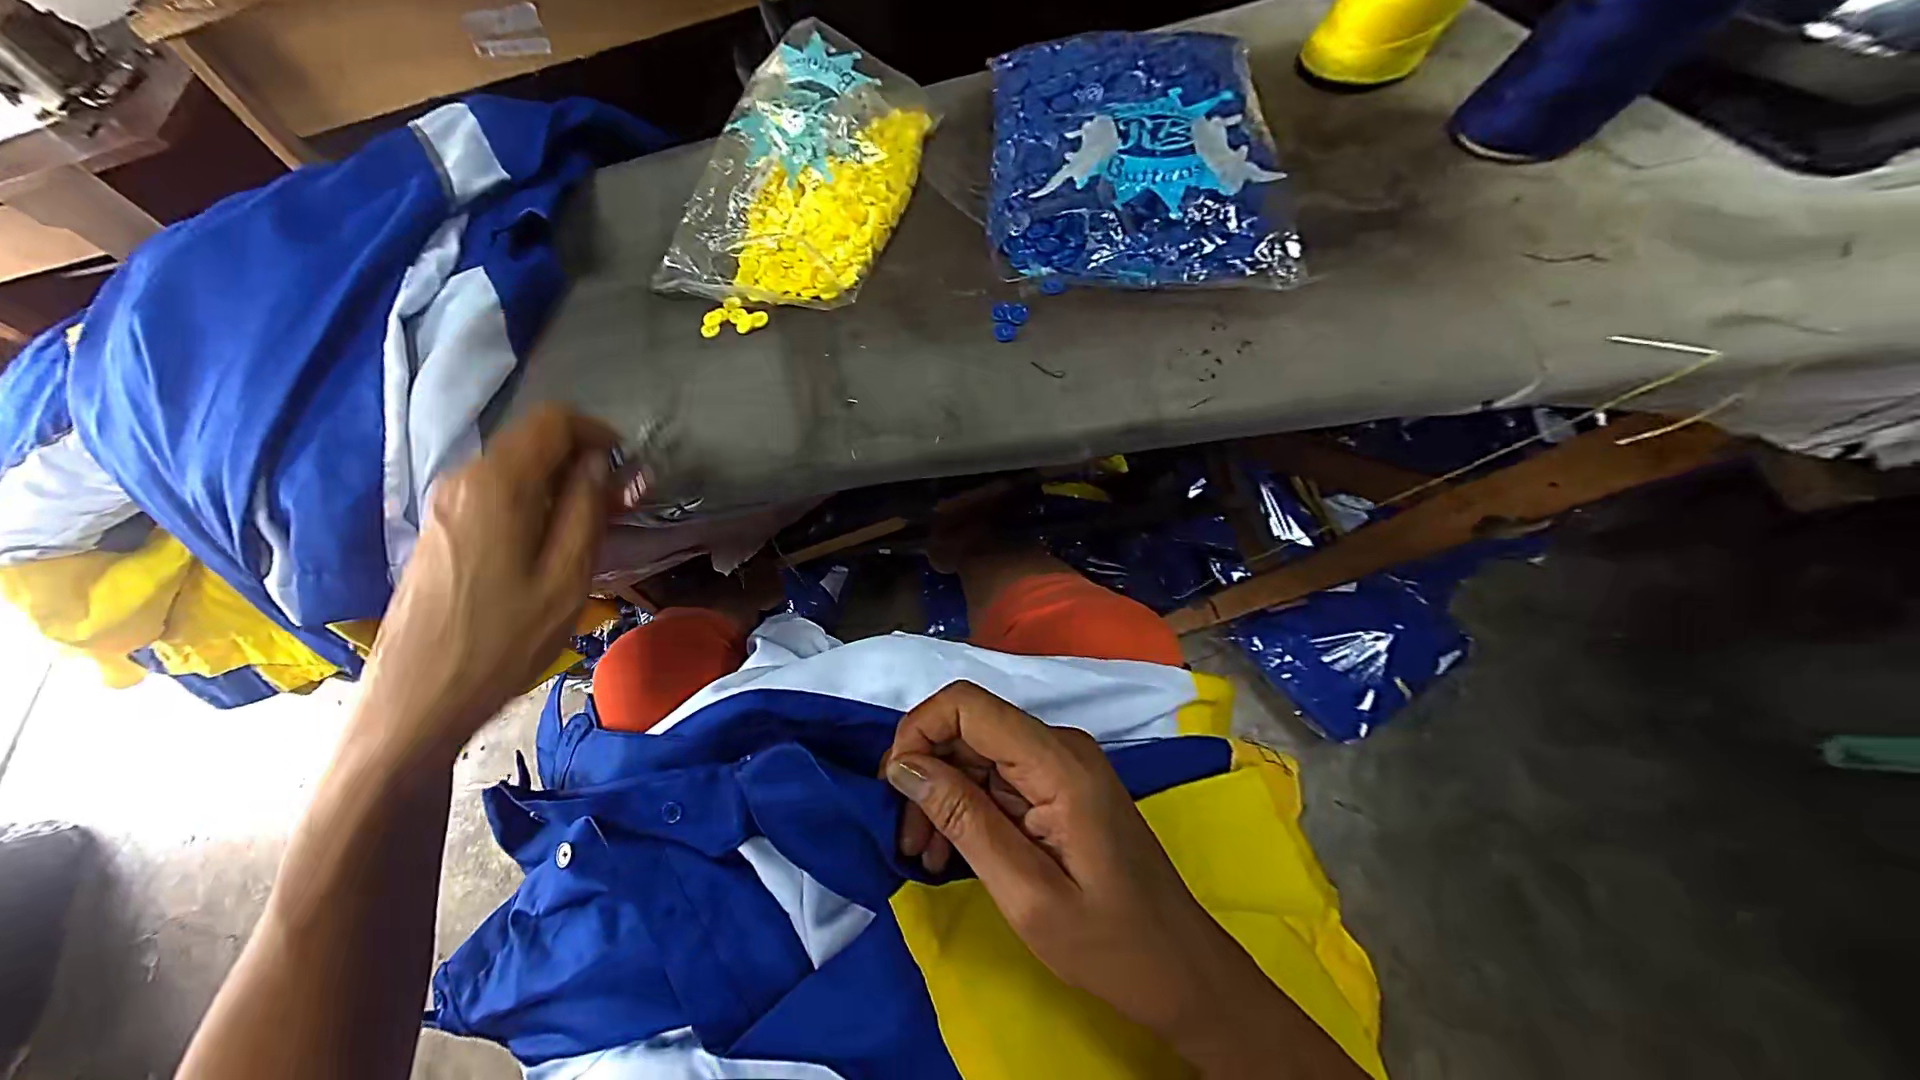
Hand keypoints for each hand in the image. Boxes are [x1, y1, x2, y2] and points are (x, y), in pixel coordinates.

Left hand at [358, 405, 615, 760]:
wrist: (418, 699)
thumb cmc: (504, 640)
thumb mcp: (566, 576)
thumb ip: (588, 509)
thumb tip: (603, 465)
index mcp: (496, 484)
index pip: (552, 421)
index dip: (598, 434)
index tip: (629, 468)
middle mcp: (463, 481)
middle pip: (534, 443)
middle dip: (584, 463)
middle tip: (622, 507)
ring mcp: (446, 506)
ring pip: (517, 470)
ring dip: (563, 487)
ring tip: (595, 531)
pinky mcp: (441, 531)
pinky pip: (498, 496)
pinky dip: (536, 505)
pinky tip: (553, 546)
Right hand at [881, 681, 1365, 1079]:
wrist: (1179, 968)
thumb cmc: (1108, 943)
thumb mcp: (1025, 893)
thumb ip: (964, 819)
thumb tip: (904, 766)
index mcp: (1059, 762)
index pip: (968, 704)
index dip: (919, 731)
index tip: (894, 787)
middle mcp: (1059, 746)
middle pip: (968, 728)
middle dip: (925, 773)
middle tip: (908, 840)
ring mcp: (1060, 763)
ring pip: (976, 754)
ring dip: (941, 797)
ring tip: (926, 856)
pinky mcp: (1058, 784)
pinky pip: (996, 778)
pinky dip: (966, 808)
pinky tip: (951, 852)